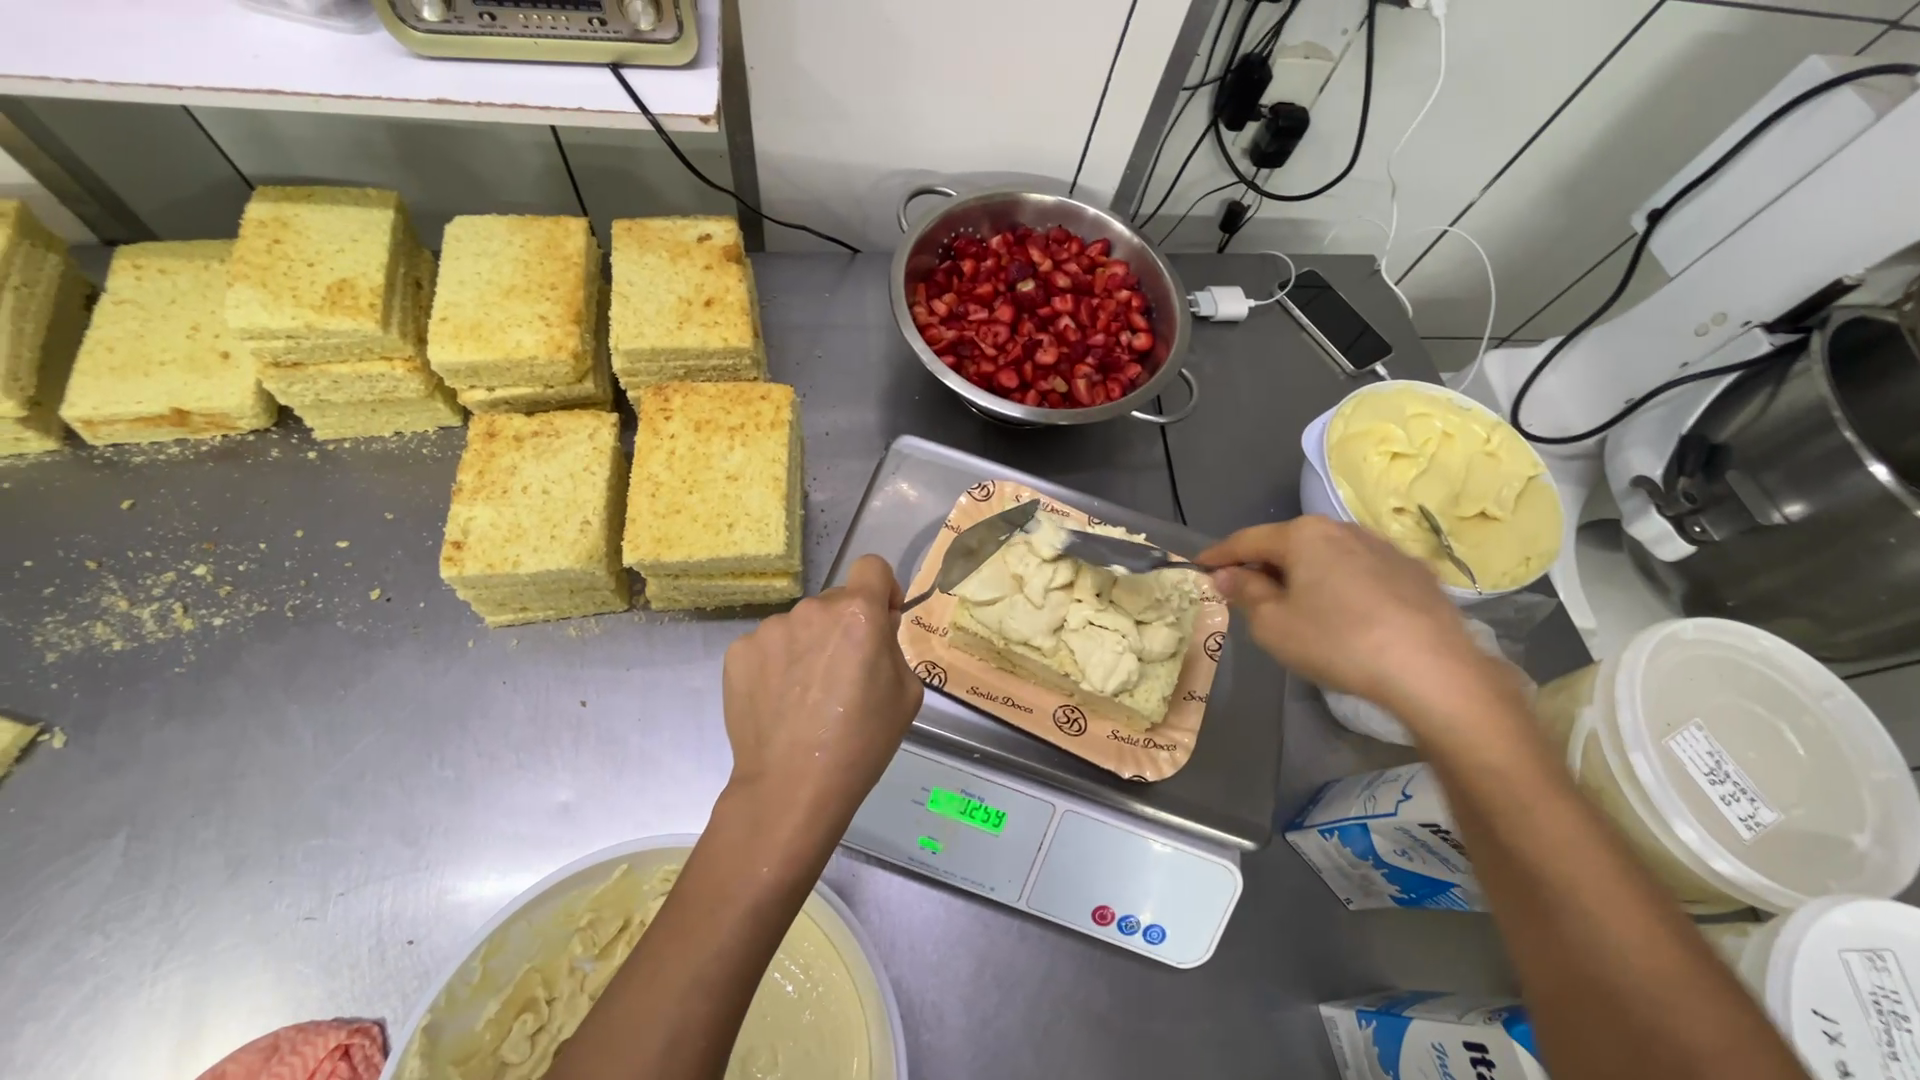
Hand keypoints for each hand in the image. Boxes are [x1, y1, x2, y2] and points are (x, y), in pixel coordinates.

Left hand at [721, 555, 924, 822]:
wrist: (793, 785)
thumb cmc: (862, 743)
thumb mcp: (907, 694)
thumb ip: (892, 647)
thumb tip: (875, 630)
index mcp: (858, 614)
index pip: (872, 566)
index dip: (881, 587)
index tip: (881, 617)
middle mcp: (812, 610)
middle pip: (835, 602)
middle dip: (844, 627)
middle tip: (844, 676)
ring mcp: (769, 629)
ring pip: (799, 626)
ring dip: (808, 646)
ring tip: (807, 696)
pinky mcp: (738, 652)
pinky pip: (768, 647)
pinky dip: (776, 665)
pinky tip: (780, 702)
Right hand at [1200, 517, 1508, 718]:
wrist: (1431, 668)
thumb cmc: (1337, 642)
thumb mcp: (1273, 625)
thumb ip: (1245, 593)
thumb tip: (1226, 575)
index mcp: (1303, 534)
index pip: (1246, 540)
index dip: (1219, 555)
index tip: (1198, 566)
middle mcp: (1343, 528)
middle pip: (1289, 544)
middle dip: (1265, 565)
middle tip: (1246, 592)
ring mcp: (1384, 546)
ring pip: (1329, 556)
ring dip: (1306, 575)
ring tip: (1297, 606)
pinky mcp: (1414, 571)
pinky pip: (1362, 572)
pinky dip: (1343, 586)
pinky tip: (1346, 616)